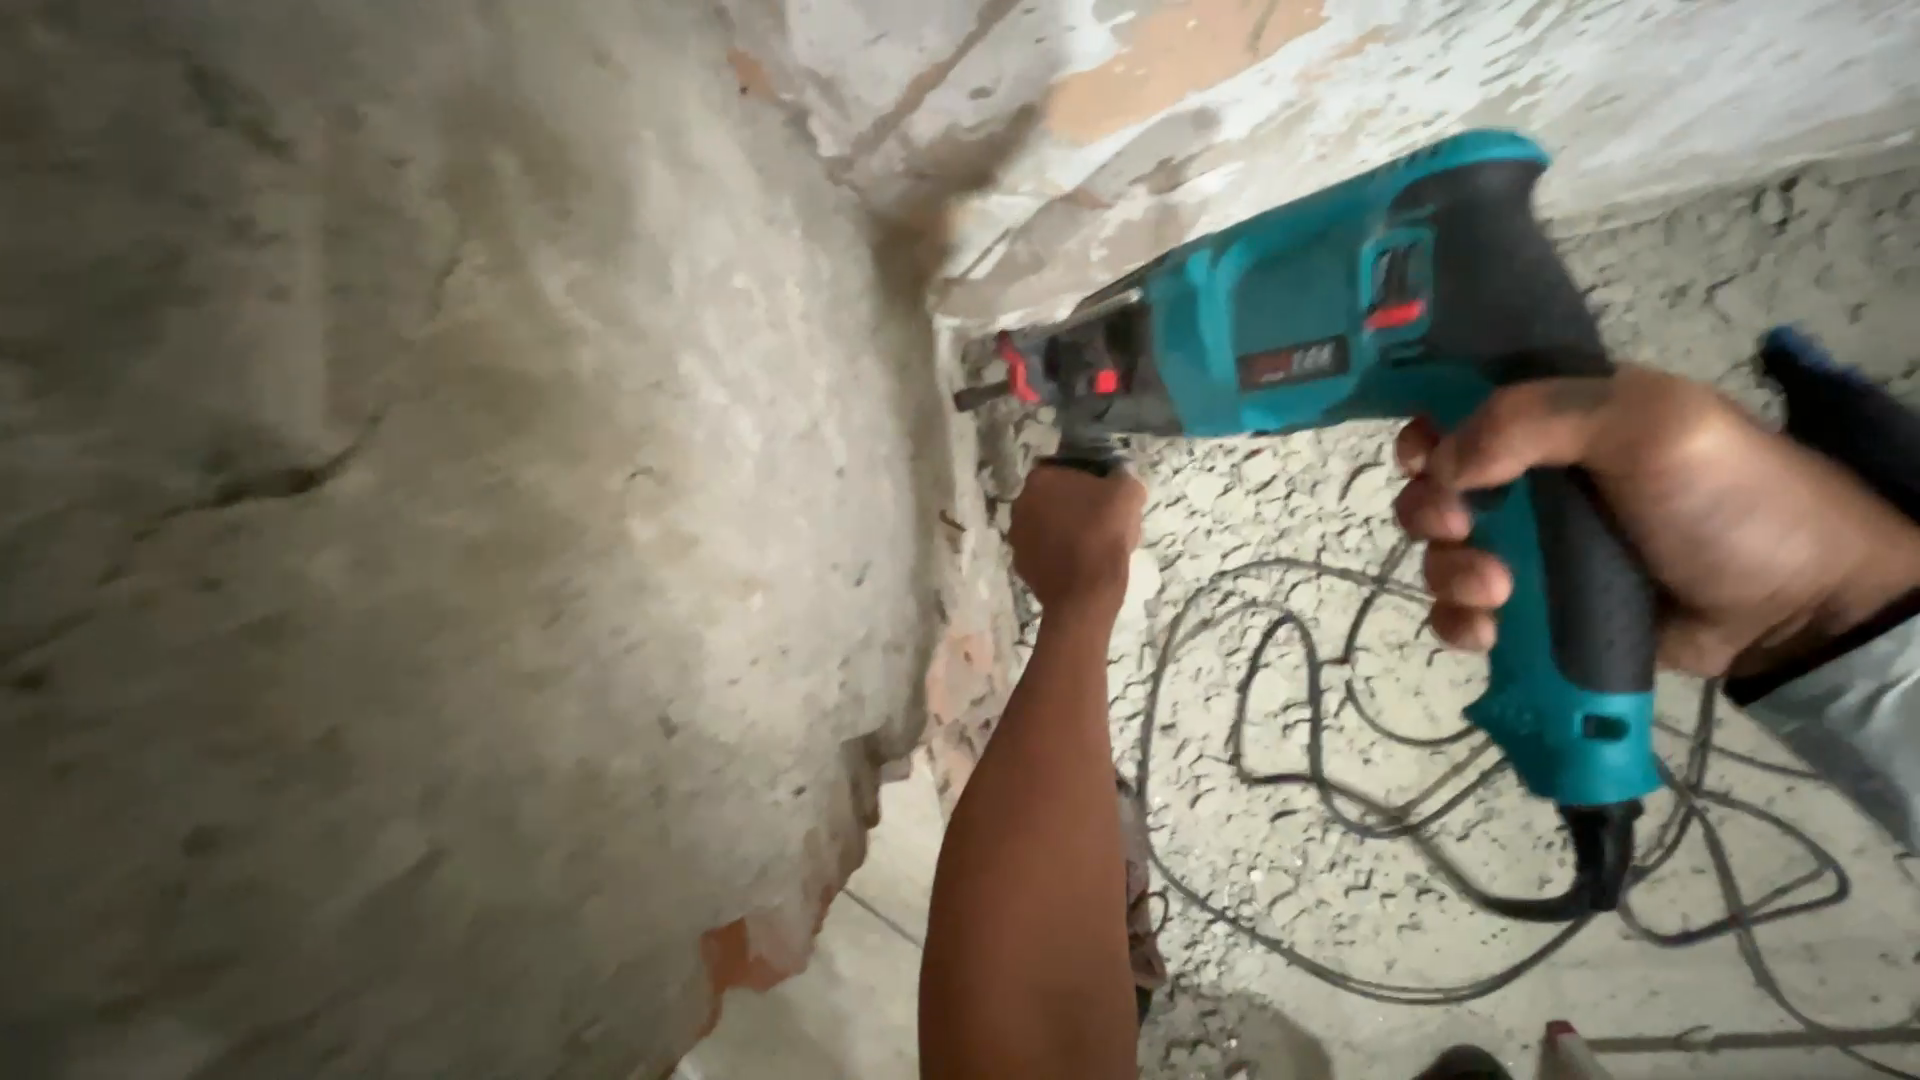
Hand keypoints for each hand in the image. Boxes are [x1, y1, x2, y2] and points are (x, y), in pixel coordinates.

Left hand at [1009, 465, 1146, 621]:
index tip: (1106, 497)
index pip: (1065, 470)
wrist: (1085, 592)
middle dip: (1076, 507)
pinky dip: (1059, 555)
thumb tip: (1121, 478)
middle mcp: (1019, 504)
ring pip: (1048, 526)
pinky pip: (1044, 553)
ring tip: (1095, 546)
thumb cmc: (1103, 533)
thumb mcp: (1127, 493)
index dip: (1088, 481)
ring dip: (1066, 531)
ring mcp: (1016, 537)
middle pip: (1054, 499)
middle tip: (1103, 522)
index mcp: (1040, 480)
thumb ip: (1123, 477)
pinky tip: (1081, 564)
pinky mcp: (1021, 565)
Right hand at [1393, 365, 1919, 677]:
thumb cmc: (1731, 499)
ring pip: (1437, 554)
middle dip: (1429, 512)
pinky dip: (1458, 622)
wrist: (1799, 611)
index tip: (1426, 461)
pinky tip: (1489, 630)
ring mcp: (1525, 548)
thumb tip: (1439, 467)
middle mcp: (1525, 482)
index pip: (1456, 416)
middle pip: (1430, 489)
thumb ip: (1535, 420)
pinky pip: (1457, 613)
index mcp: (1550, 426)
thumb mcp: (1651, 424)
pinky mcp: (1528, 607)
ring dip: (1449, 573)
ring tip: (1499, 593)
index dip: (1425, 435)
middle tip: (1462, 530)